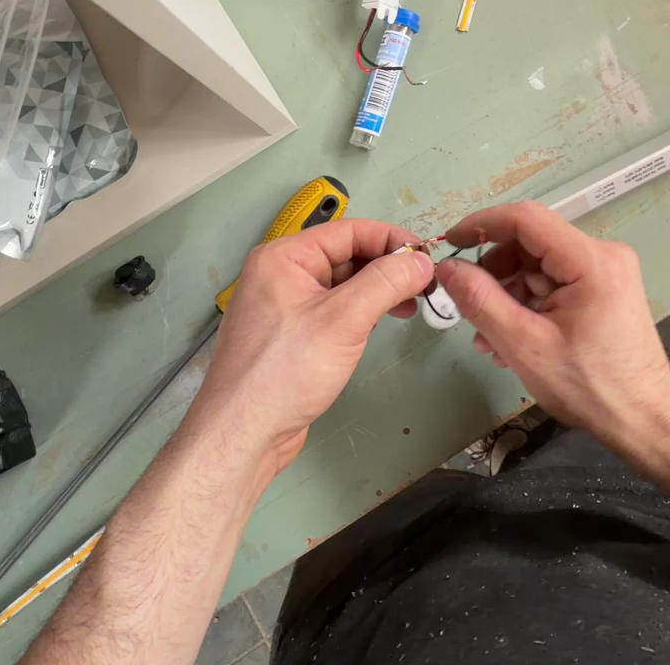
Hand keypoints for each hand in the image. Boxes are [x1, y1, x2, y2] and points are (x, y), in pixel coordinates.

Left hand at [188, 219, 431, 467]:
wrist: (241, 436)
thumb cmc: (287, 371)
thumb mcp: (343, 320)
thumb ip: (386, 283)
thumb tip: (422, 259)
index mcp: (284, 257)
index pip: (349, 231)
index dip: (392, 239)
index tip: (428, 256)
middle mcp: (282, 273)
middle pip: (347, 254)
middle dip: (388, 267)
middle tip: (426, 286)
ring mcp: (286, 304)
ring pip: (344, 283)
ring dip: (379, 290)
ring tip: (410, 307)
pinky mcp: (292, 333)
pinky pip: (334, 308)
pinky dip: (362, 311)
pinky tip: (381, 324)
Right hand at [437, 201, 669, 445]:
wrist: (645, 422)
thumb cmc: (589, 387)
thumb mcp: (524, 345)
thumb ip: (480, 300)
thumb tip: (447, 267)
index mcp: (591, 260)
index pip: (526, 218)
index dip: (483, 225)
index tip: (449, 242)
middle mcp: (603, 253)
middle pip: (531, 243)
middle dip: (494, 273)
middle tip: (468, 307)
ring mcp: (606, 271)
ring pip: (539, 265)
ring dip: (508, 294)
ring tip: (488, 338)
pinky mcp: (603, 289)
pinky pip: (554, 282)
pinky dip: (528, 303)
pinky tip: (512, 339)